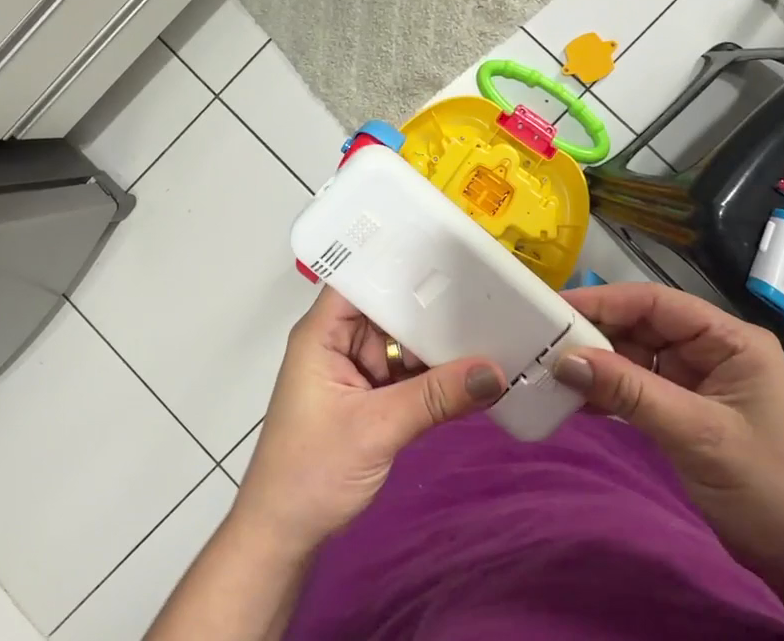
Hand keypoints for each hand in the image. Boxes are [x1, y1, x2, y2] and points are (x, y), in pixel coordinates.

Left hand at [231, 286, 505, 553]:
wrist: (285, 535)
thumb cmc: (311, 472)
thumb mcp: (376, 429)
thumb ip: (436, 398)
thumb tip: (496, 371)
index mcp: (323, 333)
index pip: (361, 277)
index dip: (399, 260)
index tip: (448, 249)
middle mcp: (340, 342)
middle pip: (392, 307)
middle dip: (435, 302)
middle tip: (492, 288)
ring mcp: (359, 370)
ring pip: (406, 342)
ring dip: (442, 341)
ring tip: (497, 321)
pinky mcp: (374, 398)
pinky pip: (411, 373)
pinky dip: (438, 373)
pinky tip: (478, 365)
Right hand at [553, 283, 783, 576]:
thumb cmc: (769, 487)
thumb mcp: (697, 434)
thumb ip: (630, 392)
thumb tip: (565, 360)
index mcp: (731, 340)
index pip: (657, 302)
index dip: (604, 301)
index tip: (554, 308)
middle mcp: (714, 352)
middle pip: (643, 326)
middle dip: (595, 332)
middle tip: (541, 340)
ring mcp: (701, 383)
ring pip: (637, 357)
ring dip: (597, 364)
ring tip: (548, 368)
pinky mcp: (688, 412)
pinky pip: (639, 389)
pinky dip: (609, 393)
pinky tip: (575, 399)